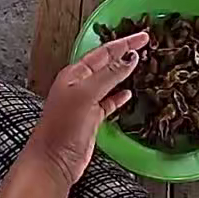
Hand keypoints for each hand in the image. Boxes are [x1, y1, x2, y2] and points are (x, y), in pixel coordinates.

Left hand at [23, 29, 148, 185]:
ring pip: (109, 81)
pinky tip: (129, 94)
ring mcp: (85, 102)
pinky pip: (109, 102)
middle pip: (107, 63)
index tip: (144, 36)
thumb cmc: (63, 127)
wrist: (53, 161)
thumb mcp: (86, 94)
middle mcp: (79, 85)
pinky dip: (119, 96)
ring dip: (124, 72)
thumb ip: (109, 75)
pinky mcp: (92, 119)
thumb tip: (131, 57)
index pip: (104, 52)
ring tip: (140, 63)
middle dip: (125, 53)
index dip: (124, 43)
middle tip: (145, 44)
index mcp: (75, 74)